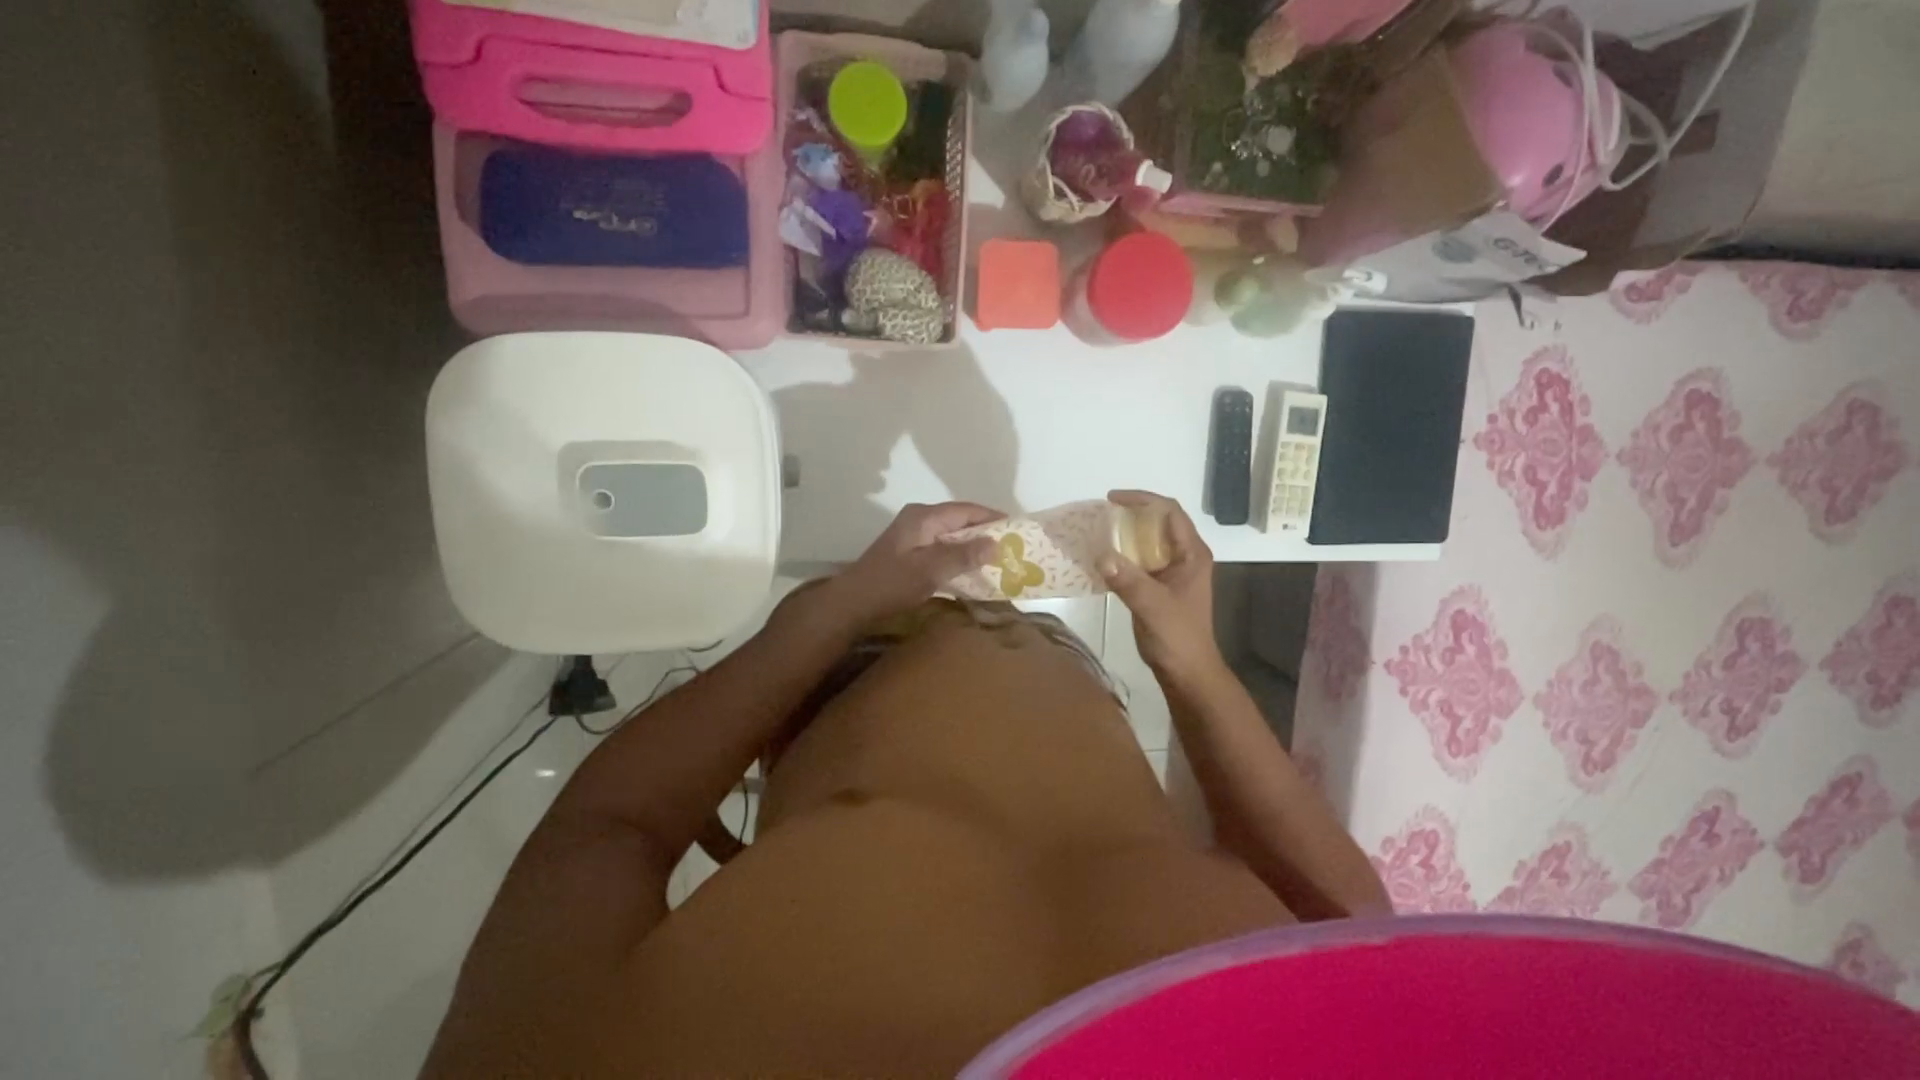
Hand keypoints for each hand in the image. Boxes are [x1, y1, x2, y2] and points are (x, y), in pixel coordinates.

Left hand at [790, 502, 1002, 635]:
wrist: (853, 603)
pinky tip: (972, 571)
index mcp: (924, 517)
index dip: (993, 518)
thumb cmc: (892, 583)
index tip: (1018, 529)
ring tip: (998, 560)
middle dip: (985, 533)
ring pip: (951, 536)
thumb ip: (964, 555)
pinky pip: (942, 549)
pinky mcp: (909, 553)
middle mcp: (919, 520)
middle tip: (1012, 547)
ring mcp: (912, 536)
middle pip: (960, 521)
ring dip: (972, 547)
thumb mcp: (931, 569)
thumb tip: (996, 542)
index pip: (966, 510)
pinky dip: (958, 557)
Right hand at [1097, 490, 1225, 684]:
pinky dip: (1122, 555)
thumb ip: (1128, 580)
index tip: (1113, 499)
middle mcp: (1184, 557)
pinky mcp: (1159, 586)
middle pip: (1159, 522)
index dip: (1143, 500)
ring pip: (1148, 541)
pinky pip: (1139, 560)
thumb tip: (1101, 554)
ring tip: (1097, 532)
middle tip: (1101, 515)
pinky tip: (1102, 560)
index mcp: (1192, 554)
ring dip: (1125, 535)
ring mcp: (1172, 572)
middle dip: (1131, 514)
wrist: (1187, 672)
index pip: (1170, 512)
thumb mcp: (1153, 607)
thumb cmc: (1178, 637)